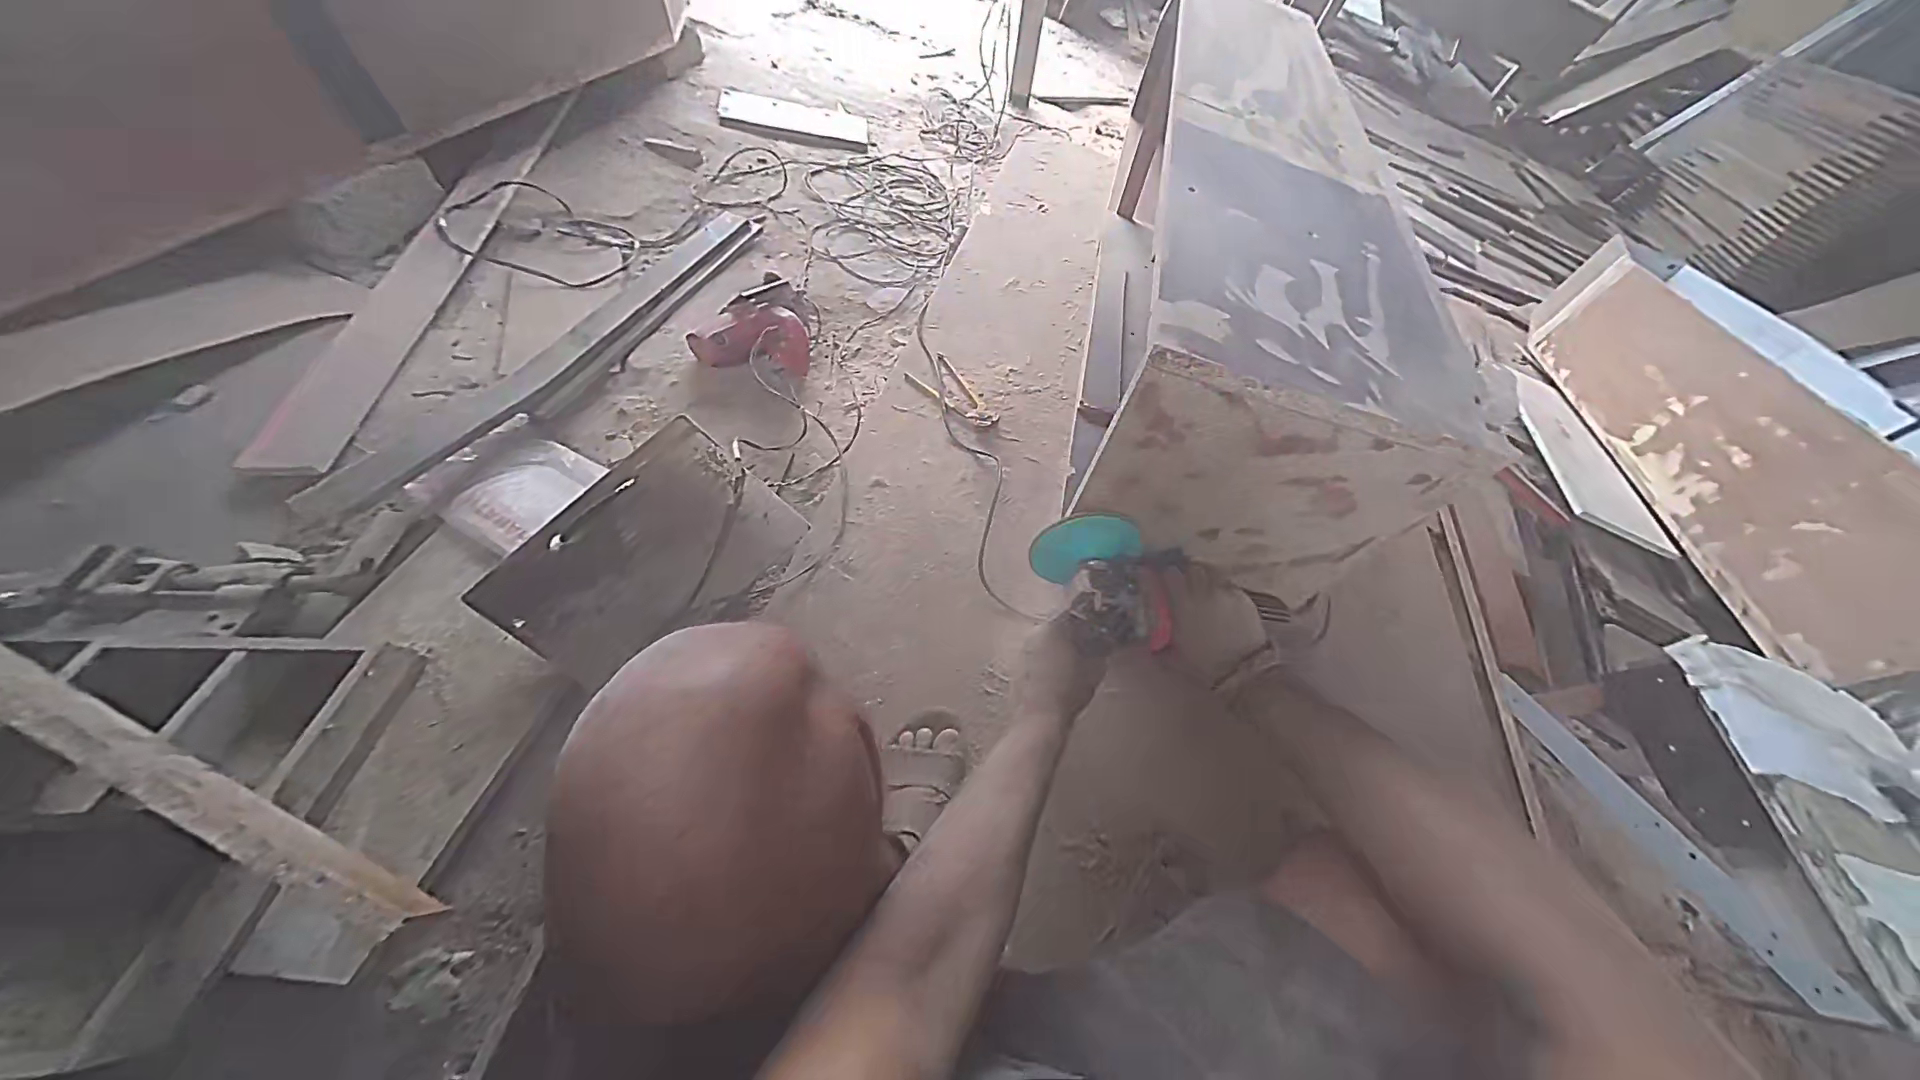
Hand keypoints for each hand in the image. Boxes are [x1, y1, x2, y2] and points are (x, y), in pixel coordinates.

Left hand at [1014, 612, 1108, 719]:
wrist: (1038, 720)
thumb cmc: (1068, 692)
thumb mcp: (1095, 669)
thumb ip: (1100, 649)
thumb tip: (1106, 640)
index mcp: (1053, 627)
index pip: (1073, 614)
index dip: (1089, 620)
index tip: (1099, 628)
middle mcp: (1034, 633)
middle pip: (1057, 627)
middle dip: (1073, 635)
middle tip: (1090, 646)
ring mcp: (1022, 651)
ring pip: (1046, 642)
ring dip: (1059, 648)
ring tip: (1075, 663)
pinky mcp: (1016, 667)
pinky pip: (1036, 657)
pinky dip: (1047, 661)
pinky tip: (1057, 676)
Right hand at [1160, 563, 1273, 690]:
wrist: (1242, 670)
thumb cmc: (1204, 665)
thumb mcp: (1173, 652)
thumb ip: (1158, 637)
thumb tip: (1145, 637)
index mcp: (1181, 605)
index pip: (1168, 575)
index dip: (1162, 574)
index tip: (1158, 576)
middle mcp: (1201, 592)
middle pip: (1190, 568)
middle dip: (1185, 572)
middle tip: (1182, 581)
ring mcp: (1223, 592)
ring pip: (1210, 570)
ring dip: (1203, 574)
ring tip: (1202, 584)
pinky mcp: (1242, 596)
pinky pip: (1227, 582)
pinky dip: (1220, 585)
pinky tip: (1220, 597)